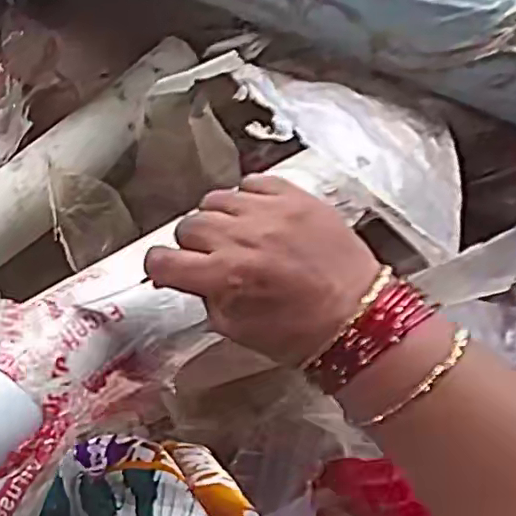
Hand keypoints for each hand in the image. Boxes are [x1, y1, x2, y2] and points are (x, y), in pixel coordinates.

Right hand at [142, 174, 380, 363]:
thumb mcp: (235, 329)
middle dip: (190, 244)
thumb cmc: (298, 332)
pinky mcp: (296, 197)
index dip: (158, 266)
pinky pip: (251, 183)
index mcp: (224, 277)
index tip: (166, 269)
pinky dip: (245, 198)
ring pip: (214, 200)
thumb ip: (205, 297)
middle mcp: (242, 239)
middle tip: (207, 257)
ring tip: (233, 234)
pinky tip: (255, 217)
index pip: (163, 260)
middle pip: (187, 225)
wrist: (357, 317)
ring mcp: (270, 213)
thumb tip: (188, 277)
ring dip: (216, 219)